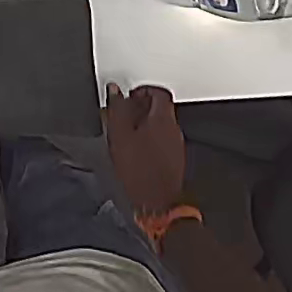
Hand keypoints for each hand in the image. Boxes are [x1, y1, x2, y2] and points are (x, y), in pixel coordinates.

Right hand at [104, 83, 188, 214]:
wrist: (156, 202)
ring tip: (126, 129)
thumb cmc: (138, 168)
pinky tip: (135, 147)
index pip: (159, 92)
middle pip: (160, 107)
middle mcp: (173, 129)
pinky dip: (149, 136)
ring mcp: (176, 145)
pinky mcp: (174, 159)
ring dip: (144, 121)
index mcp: (162, 119)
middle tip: (124, 111)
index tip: (129, 95)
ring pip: (161, 123)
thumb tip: (114, 90)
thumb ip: (116, 107)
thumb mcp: (119, 133)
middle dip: (141, 106)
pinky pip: (162, 138)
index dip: (142, 89)